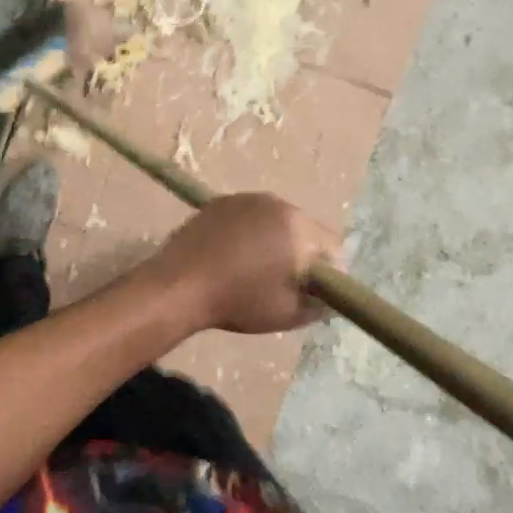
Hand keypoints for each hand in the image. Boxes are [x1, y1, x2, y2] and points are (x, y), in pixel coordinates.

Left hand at [145, 193, 342, 334]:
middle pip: (303, 229)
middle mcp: (275, 202)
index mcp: (298, 226)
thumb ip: (323, 303)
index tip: (311, 292)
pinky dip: (246, 232)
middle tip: (281, 282)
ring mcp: (243, 198)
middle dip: (299, 253)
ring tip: (253, 269)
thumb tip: (330, 294)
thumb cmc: (239, 300)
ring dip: (272, 240)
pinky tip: (231, 255)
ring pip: (273, 221)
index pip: (333, 247)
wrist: (179, 285)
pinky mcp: (217, 202)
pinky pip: (246, 217)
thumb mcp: (292, 313)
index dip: (328, 272)